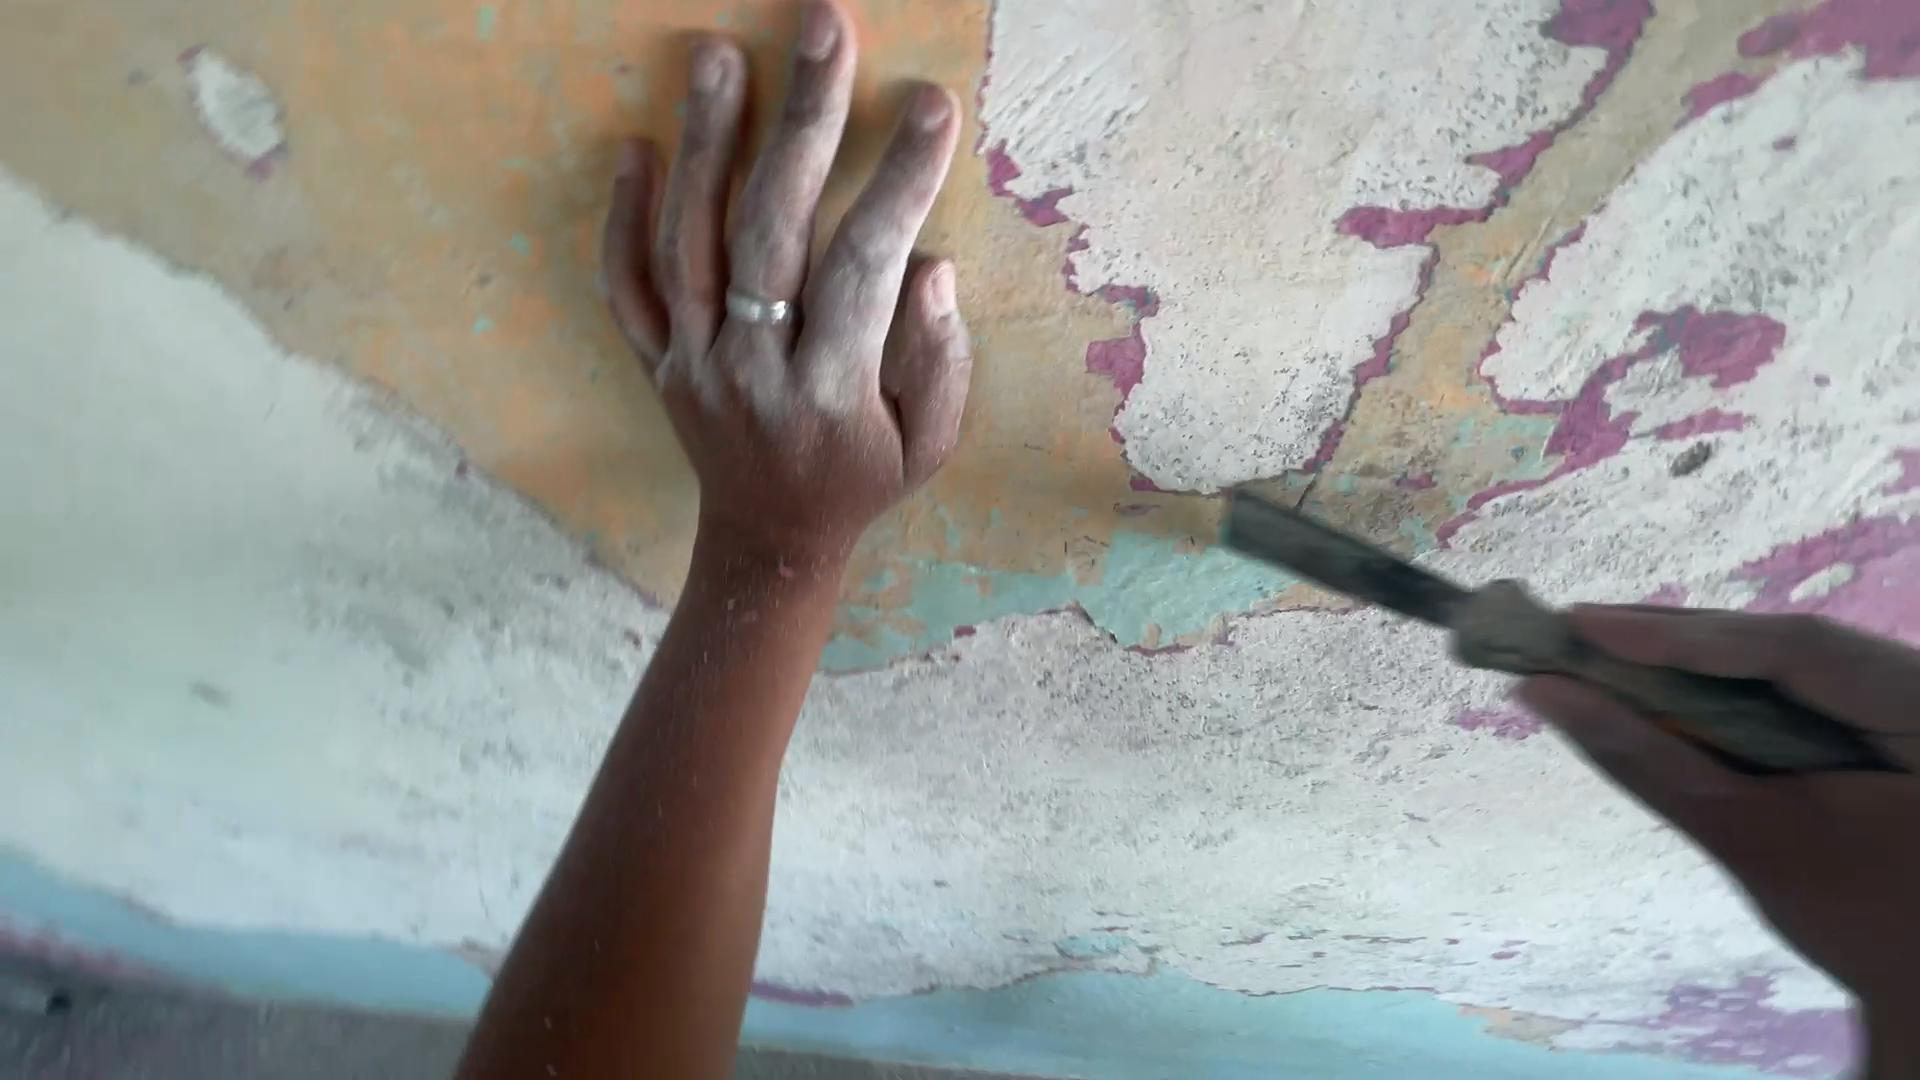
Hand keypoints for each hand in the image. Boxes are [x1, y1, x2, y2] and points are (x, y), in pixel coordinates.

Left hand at [601, 1, 971, 568]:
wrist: (769, 541)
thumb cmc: (860, 487)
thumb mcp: (927, 447)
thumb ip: (939, 364)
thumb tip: (930, 267)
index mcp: (830, 393)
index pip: (865, 268)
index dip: (899, 183)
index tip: (931, 107)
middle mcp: (753, 370)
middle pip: (771, 232)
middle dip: (805, 124)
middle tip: (823, 30)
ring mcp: (694, 365)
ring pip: (690, 243)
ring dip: (707, 144)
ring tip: (720, 56)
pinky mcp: (659, 364)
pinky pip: (628, 288)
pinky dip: (624, 219)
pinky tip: (637, 150)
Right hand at [1519, 609, 1919, 1056]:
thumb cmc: (1859, 924)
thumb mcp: (1743, 837)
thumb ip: (1641, 757)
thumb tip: (1535, 689)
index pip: (1803, 651)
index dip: (1683, 635)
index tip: (1580, 624)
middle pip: (1792, 644)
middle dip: (1675, 636)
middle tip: (1573, 627)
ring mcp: (1910, 705)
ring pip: (1788, 658)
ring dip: (1687, 653)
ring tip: (1597, 643)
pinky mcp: (1887, 721)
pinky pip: (1793, 683)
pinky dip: (1715, 680)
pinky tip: (1655, 675)